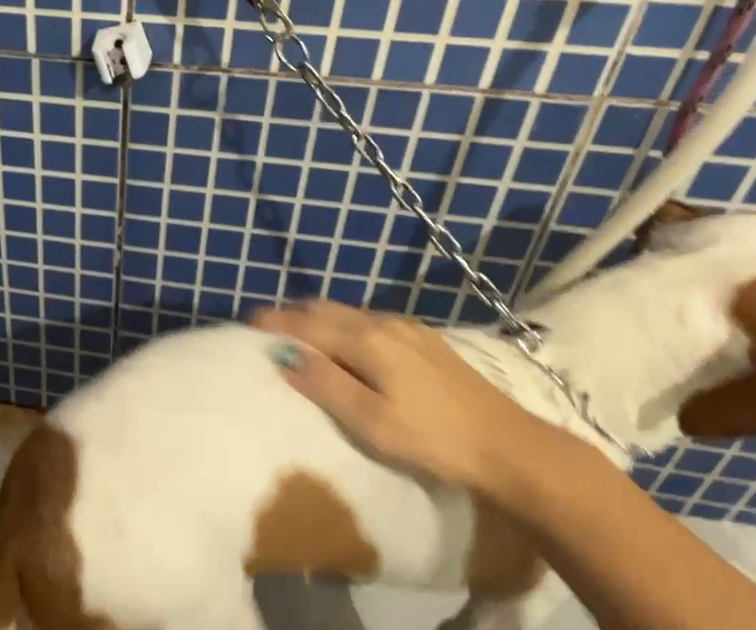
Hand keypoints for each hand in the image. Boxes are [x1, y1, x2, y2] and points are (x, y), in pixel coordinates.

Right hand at [252, 301, 557, 493]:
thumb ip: (326, 385)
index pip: (307, 323)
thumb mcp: (371, 421)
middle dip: (293, 313)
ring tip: (299, 332)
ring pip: (349, 313)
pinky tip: (347, 343)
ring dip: (319, 318)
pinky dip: (343, 325)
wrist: (508, 446)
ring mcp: (409, 329)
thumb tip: (285, 357)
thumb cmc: (432, 439)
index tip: (246, 322)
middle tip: (266, 326)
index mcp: (366, 340)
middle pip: (327, 309)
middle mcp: (383, 323)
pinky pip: (369, 321)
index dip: (275, 322)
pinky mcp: (426, 341)